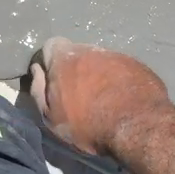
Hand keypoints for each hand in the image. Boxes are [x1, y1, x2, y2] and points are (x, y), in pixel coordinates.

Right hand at [27, 38, 172, 157]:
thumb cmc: (88, 125)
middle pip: (77, 52)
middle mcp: (90, 49)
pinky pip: (121, 69)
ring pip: (100, 61)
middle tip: (79, 95)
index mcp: (64, 59)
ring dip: (98, 74)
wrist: (138, 128)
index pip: (51, 45)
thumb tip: (37, 70)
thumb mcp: (51, 117)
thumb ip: (38, 90)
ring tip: (103, 100)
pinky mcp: (137, 64)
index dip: (50, 62)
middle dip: (75, 69)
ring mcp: (116, 55)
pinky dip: (118, 80)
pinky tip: (122, 100)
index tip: (54, 81)